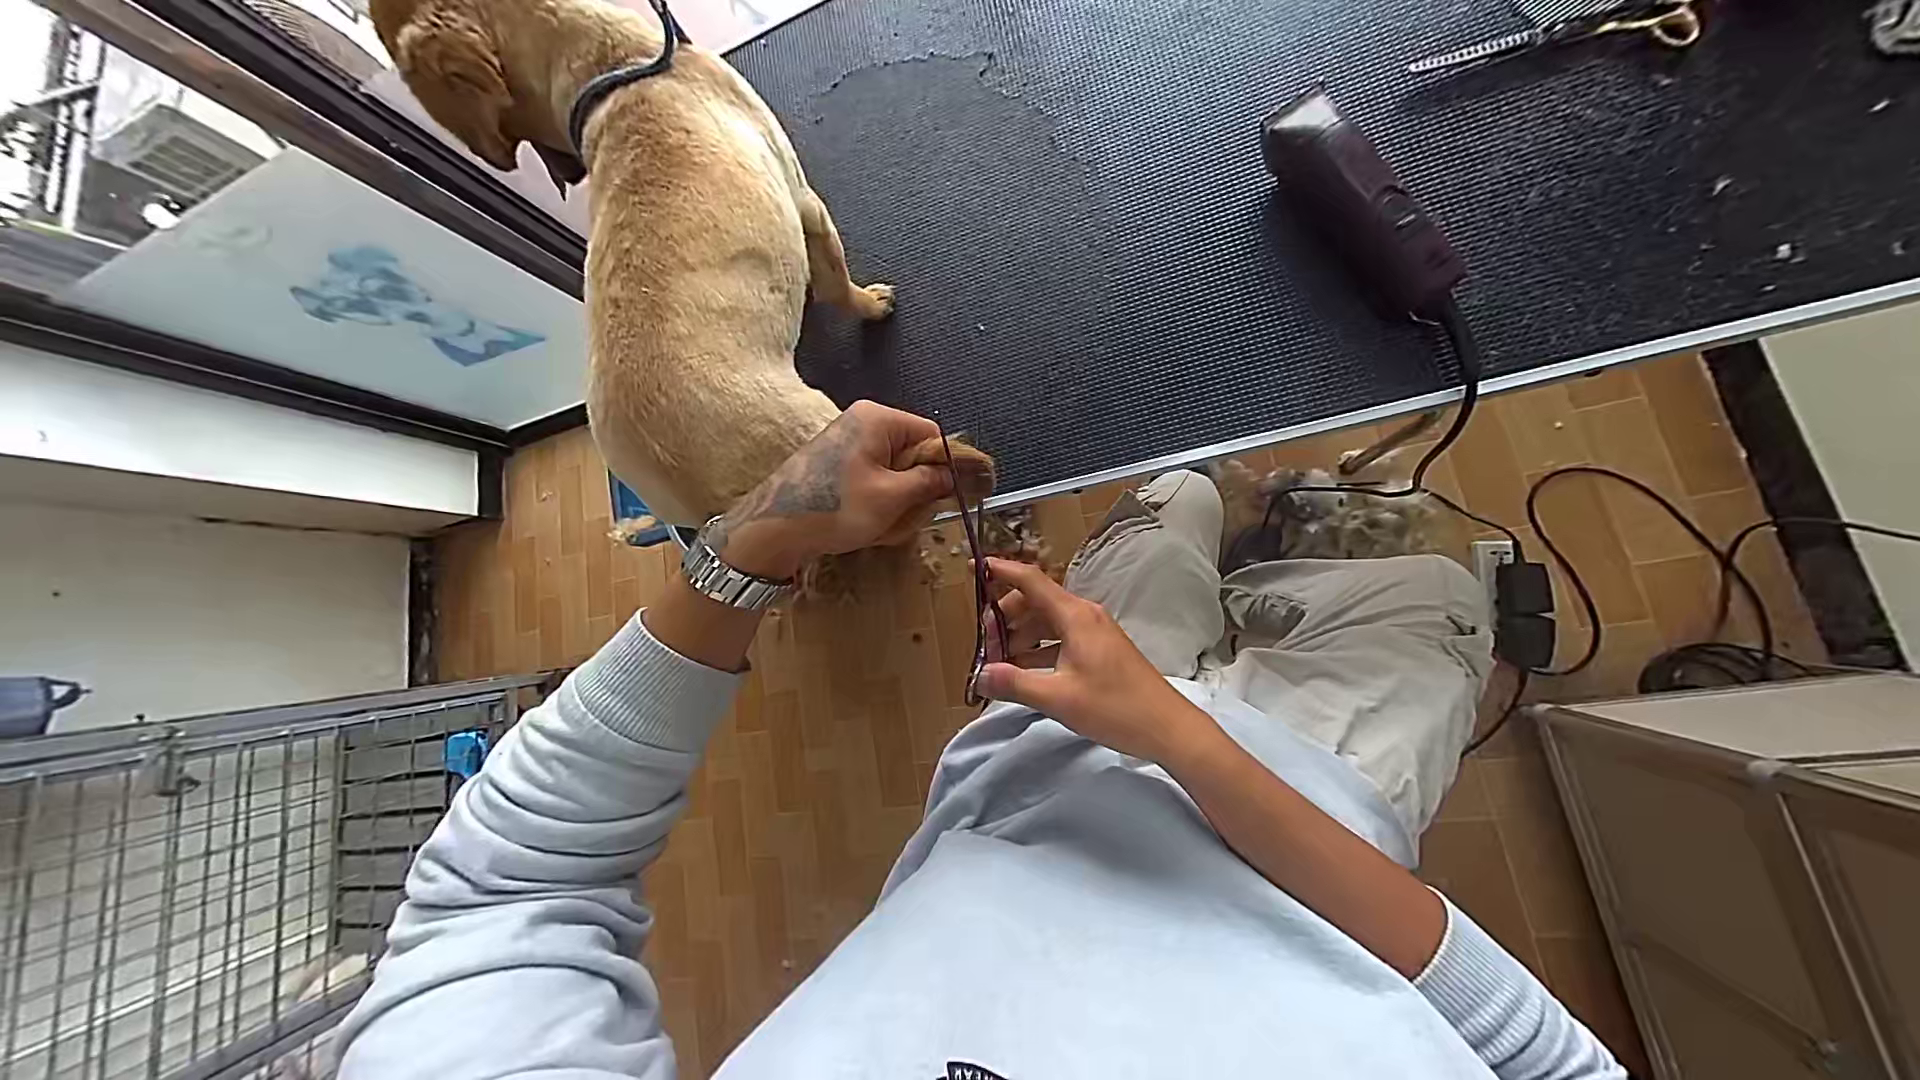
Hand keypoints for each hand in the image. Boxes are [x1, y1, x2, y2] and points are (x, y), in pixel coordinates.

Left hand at [708, 401, 954, 578]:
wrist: (773, 531)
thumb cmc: (834, 508)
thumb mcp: (892, 497)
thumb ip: (932, 481)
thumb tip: (960, 474)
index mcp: (878, 419)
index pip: (933, 436)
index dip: (947, 466)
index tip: (951, 496)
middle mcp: (864, 424)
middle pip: (915, 456)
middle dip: (916, 491)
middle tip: (905, 516)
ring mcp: (849, 446)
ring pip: (897, 475)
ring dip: (897, 505)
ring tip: (880, 525)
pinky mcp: (840, 468)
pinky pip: (876, 484)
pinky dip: (878, 506)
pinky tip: (866, 526)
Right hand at [974, 558, 1220, 763]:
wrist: (1168, 728)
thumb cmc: (1116, 708)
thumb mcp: (1058, 698)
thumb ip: (1014, 683)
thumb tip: (979, 676)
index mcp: (1075, 616)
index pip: (1031, 581)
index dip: (1000, 571)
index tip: (973, 567)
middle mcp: (1084, 616)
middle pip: (1034, 602)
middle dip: (1004, 618)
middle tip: (985, 646)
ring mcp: (1093, 632)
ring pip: (1045, 622)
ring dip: (1019, 636)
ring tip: (999, 663)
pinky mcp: (1098, 650)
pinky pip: (1059, 638)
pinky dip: (1037, 649)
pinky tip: (1022, 671)